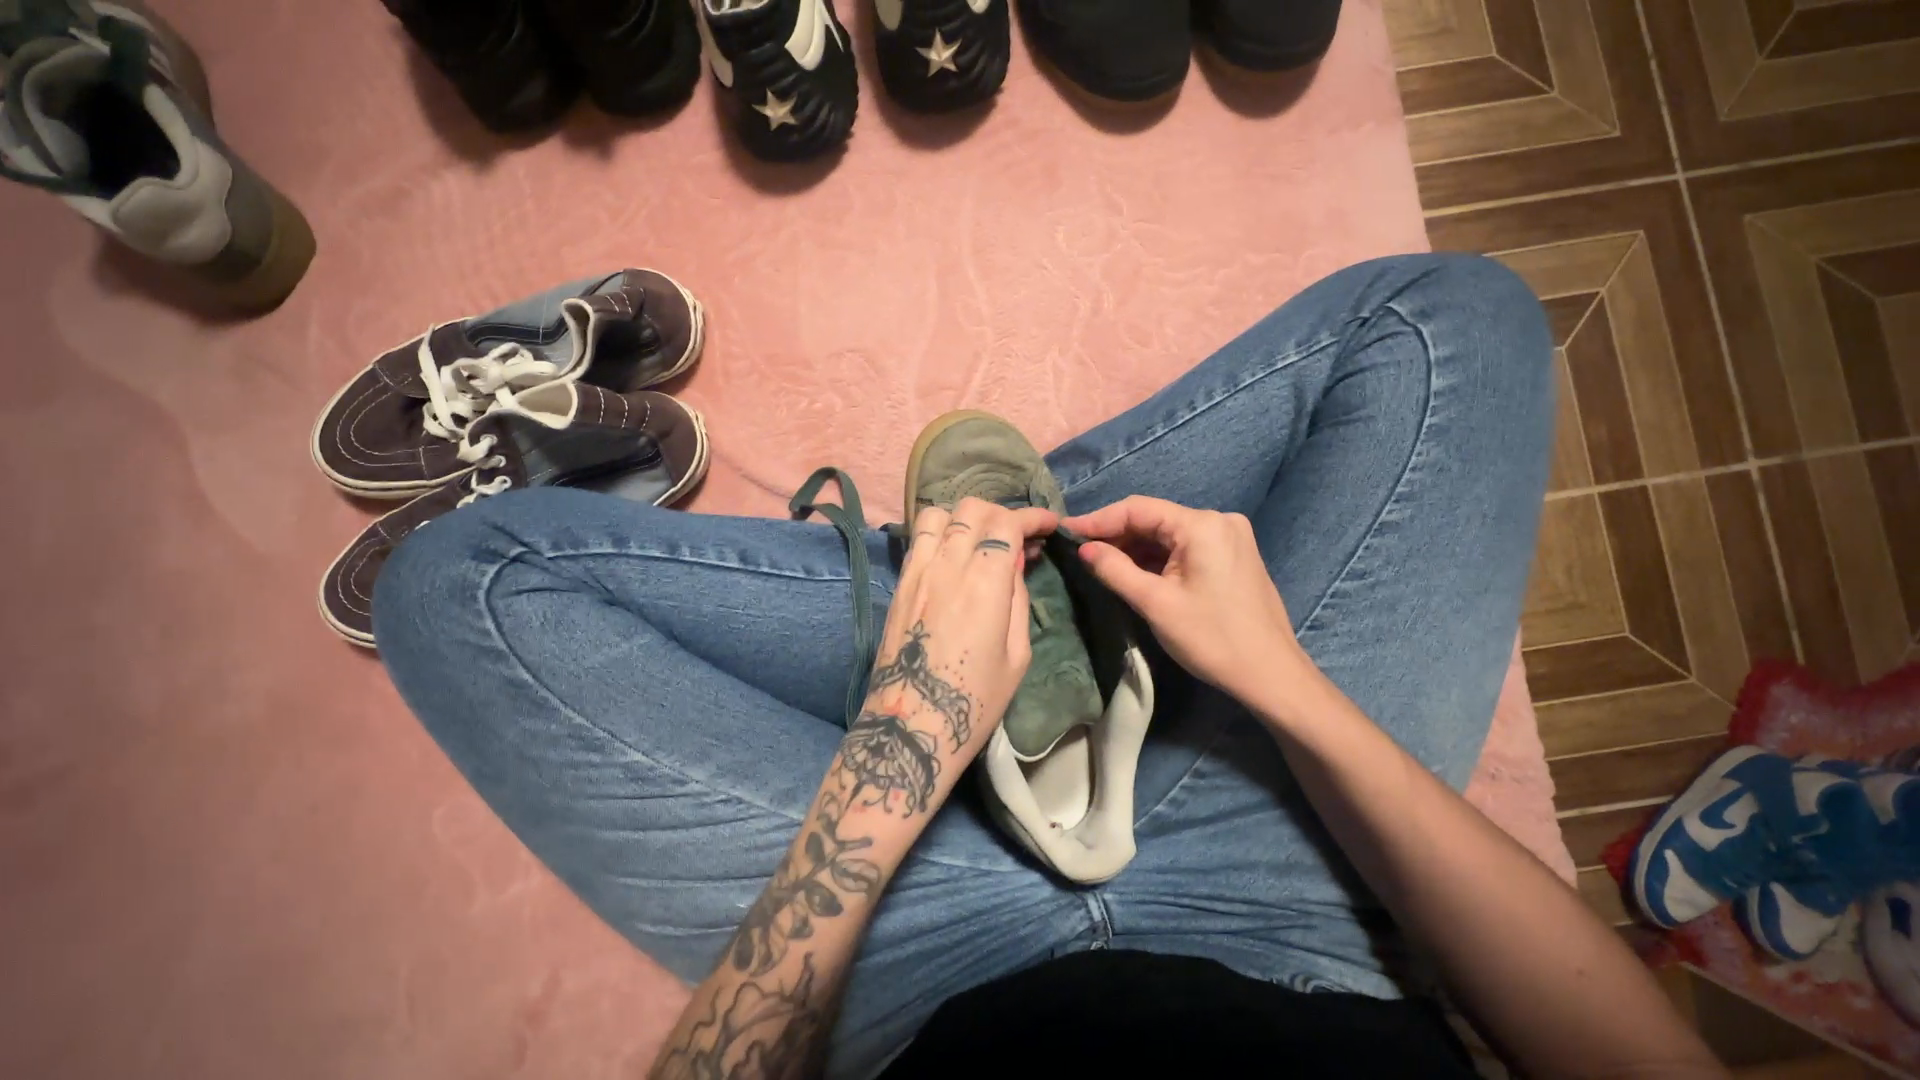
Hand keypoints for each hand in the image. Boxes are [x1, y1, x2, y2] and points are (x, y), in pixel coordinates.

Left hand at [864, 497, 1058, 757]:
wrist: (910, 724)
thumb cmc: (974, 699)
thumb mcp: (1017, 655)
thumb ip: (1016, 599)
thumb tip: (1013, 564)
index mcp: (984, 582)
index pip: (1006, 523)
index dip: (1032, 516)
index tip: (1049, 524)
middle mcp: (946, 565)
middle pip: (971, 509)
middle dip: (1000, 513)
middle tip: (1016, 536)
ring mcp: (916, 572)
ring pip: (937, 514)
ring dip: (964, 518)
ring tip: (980, 540)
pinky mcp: (899, 585)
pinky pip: (917, 538)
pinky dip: (939, 533)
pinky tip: (953, 555)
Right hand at [1063, 496, 1306, 699]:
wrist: (1270, 673)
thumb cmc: (1211, 638)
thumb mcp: (1155, 604)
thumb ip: (1115, 570)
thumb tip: (1084, 549)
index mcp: (1202, 525)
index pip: (1138, 509)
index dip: (1098, 520)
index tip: (1065, 532)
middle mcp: (1219, 520)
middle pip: (1154, 519)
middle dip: (1116, 535)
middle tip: (1078, 552)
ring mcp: (1230, 537)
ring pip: (1168, 534)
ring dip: (1135, 548)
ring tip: (1099, 563)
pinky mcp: (1233, 555)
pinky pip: (1185, 547)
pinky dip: (1157, 558)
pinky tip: (1134, 571)